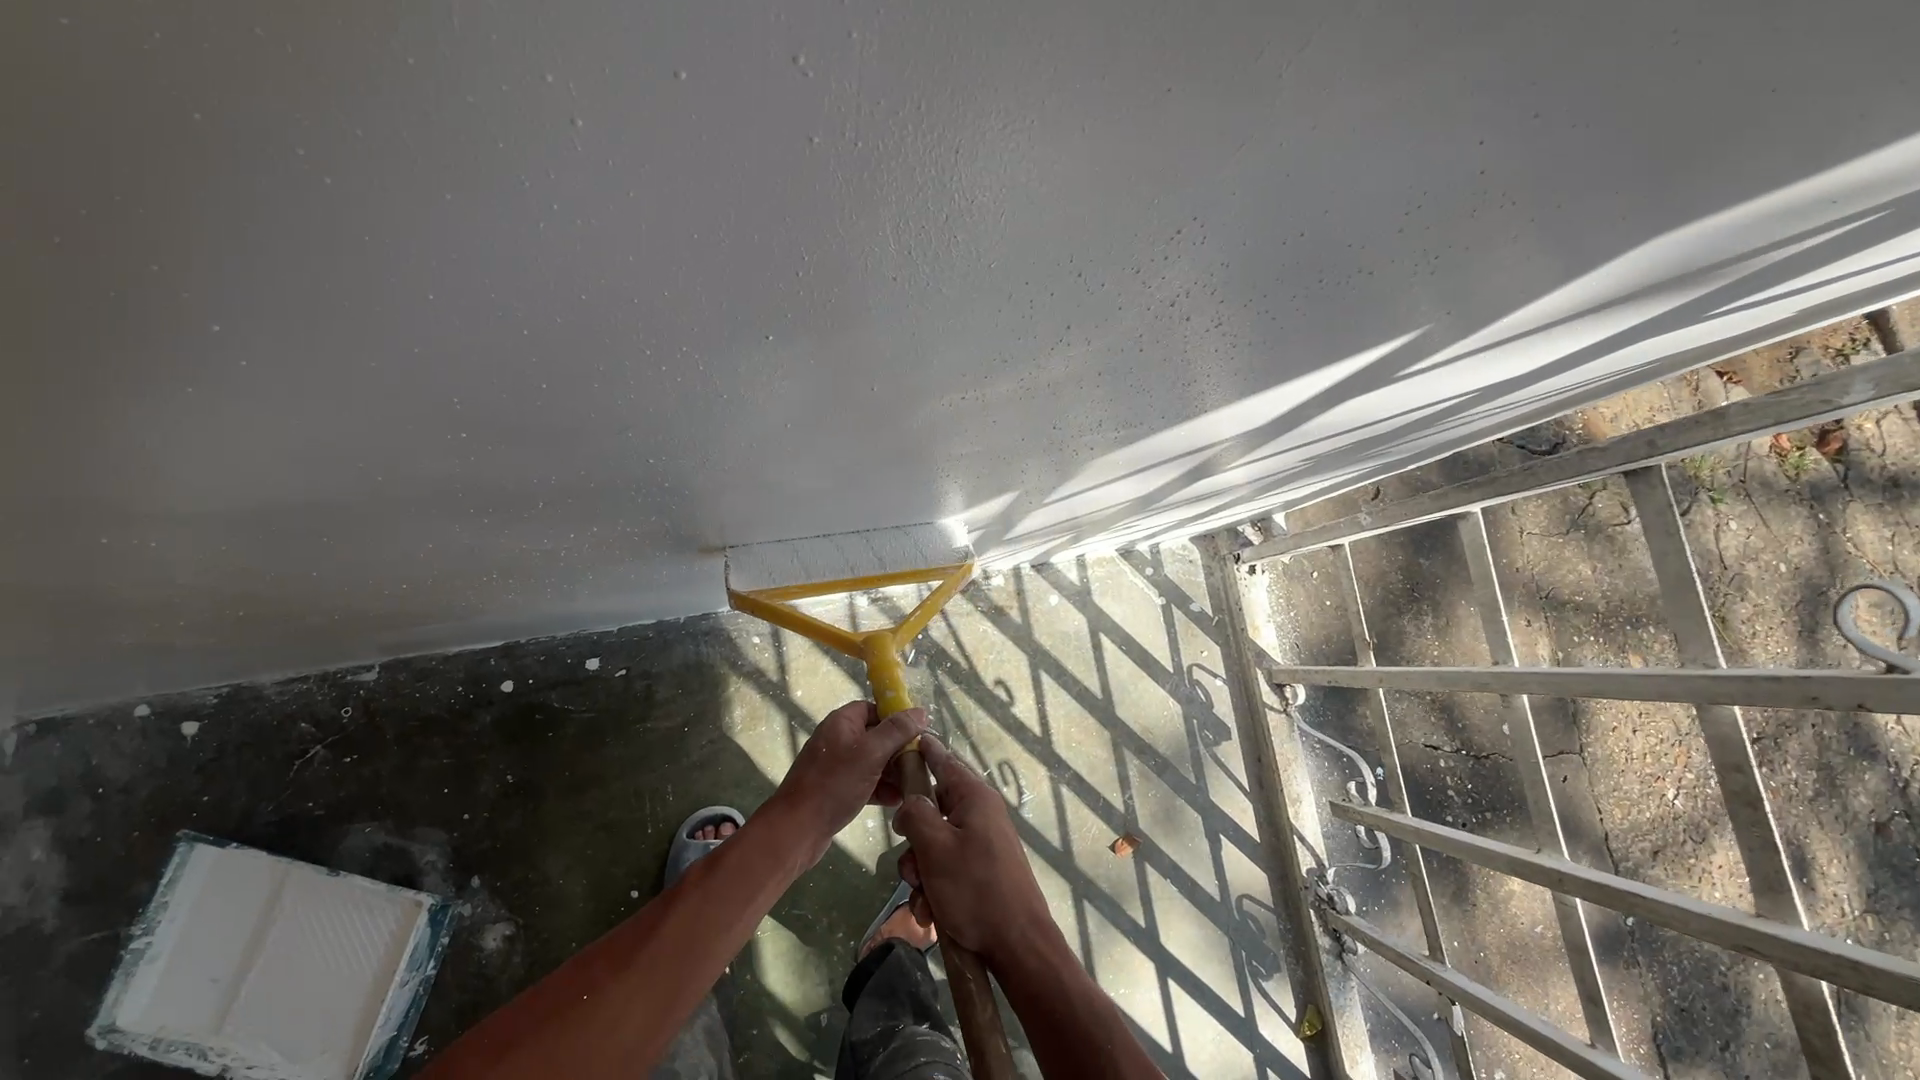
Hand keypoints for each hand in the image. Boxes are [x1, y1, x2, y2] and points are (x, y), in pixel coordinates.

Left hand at [766, 701, 927, 865]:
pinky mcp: (836, 790)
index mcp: (841, 723)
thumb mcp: (871, 753)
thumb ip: (896, 731)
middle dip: (898, 750)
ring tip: (913, 785)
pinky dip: (880, 789)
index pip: (872, 708)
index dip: (895, 718)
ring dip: (893, 772)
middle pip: (875, 736)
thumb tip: (920, 711)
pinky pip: (864, 782)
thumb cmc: (834, 784)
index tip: (917, 733)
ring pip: (872, 762)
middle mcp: (837, 740)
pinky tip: (897, 801)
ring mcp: (835, 766)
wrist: (797, 829)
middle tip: (919, 764)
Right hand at [893, 734, 1057, 967]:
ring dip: (921, 873)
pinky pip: (947, 870)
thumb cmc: (975, 889)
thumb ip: (916, 815)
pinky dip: (935, 889)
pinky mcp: (981, 871)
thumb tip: (911, 801)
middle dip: (914, 843)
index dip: (923, 752)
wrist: (1017, 944)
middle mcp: (980, 815)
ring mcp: (982, 844)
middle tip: (912, 865)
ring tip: (924, 899)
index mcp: (974, 798)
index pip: (944, 761)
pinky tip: (932, 914)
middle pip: (932, 811)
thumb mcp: (936, 848)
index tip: (904, 743)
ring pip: (934, 846)